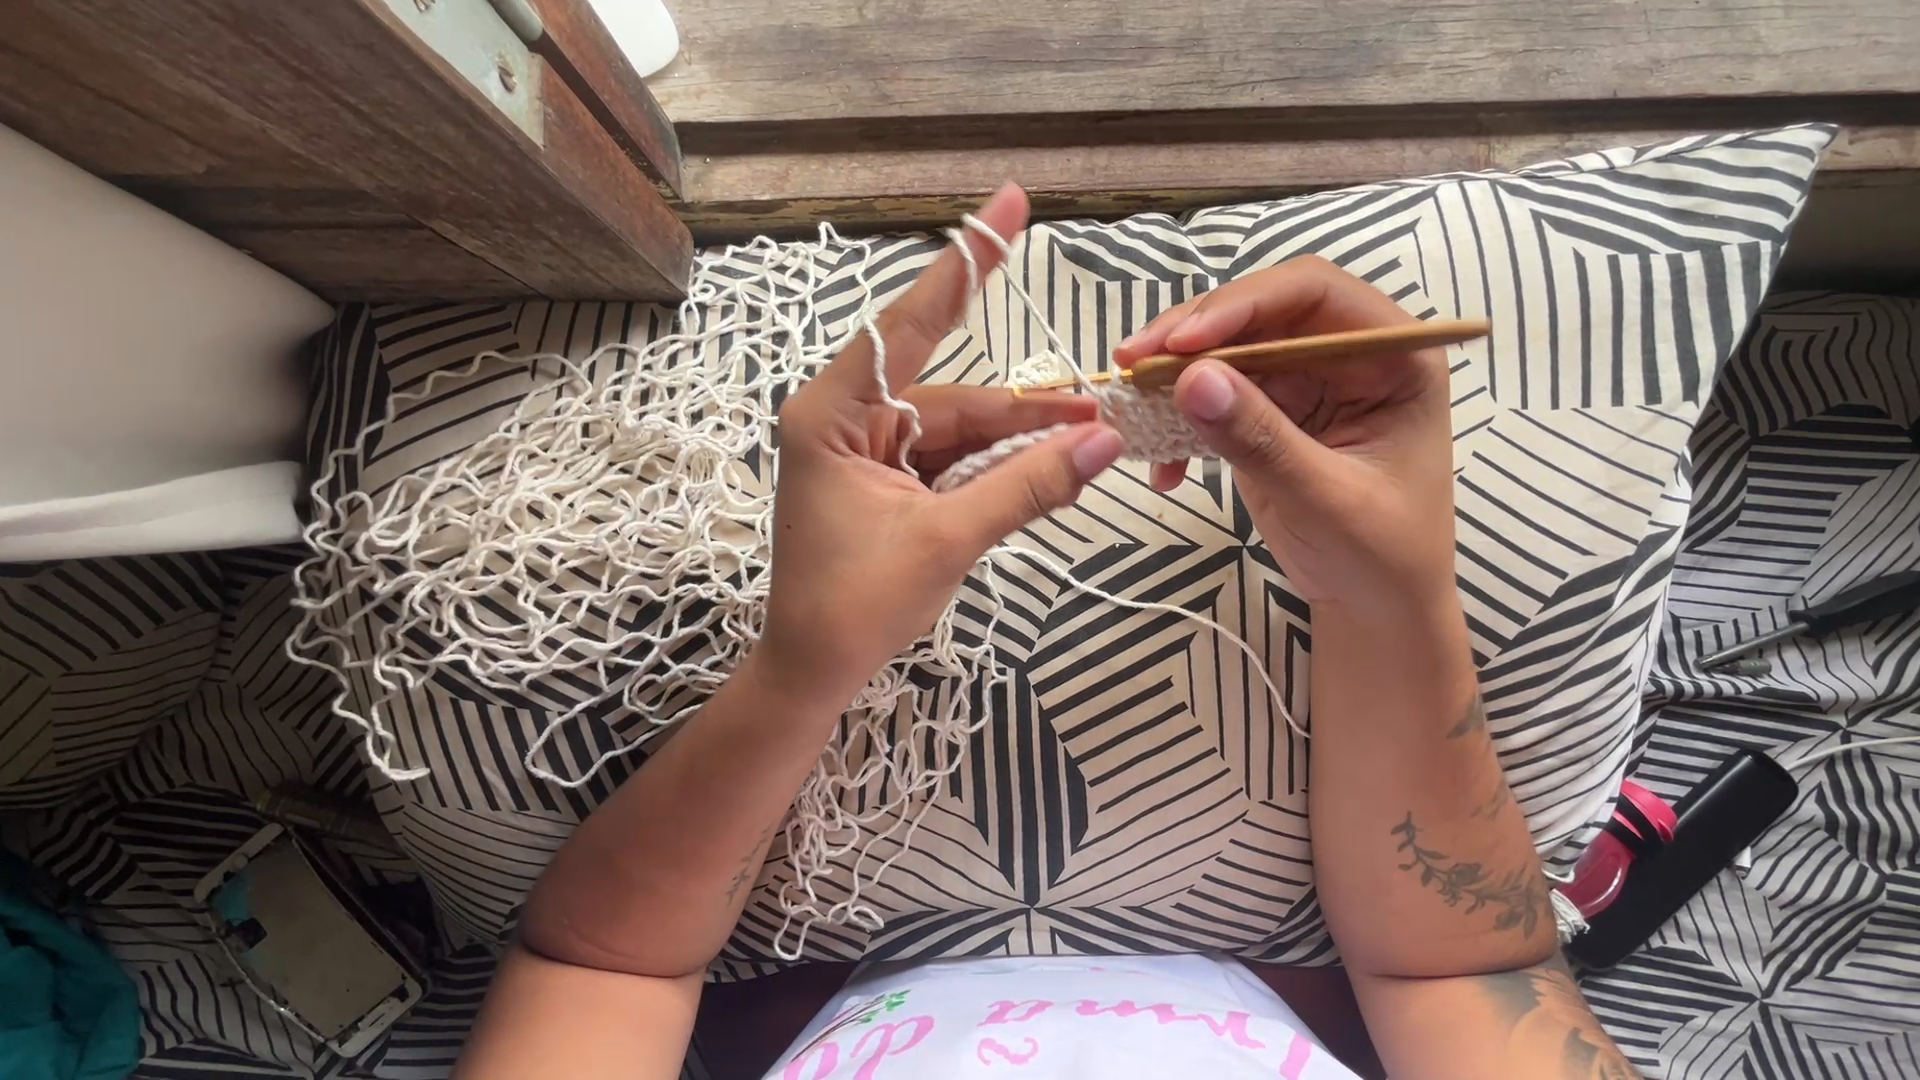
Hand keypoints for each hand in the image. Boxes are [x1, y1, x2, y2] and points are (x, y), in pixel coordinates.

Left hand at [758, 184, 1125, 704]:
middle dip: (1026, 408)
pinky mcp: (887, 480)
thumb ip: (1026, 486)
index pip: (913, 324)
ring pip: (959, 430)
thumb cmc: (855, 605)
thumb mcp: (946, 540)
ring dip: (1019, 440)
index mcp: (834, 412)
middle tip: (1099, 411)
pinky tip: (1045, 466)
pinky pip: (952, 459)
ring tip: (1087, 441)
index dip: (968, 263)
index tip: (1009, 203)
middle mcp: (848, 417)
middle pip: (953, 395)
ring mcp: (869, 449)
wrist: (813, 668)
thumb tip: (1103, 444)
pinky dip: (995, 467)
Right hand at [1115, 257, 1455, 615]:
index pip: (1314, 294)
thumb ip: (1260, 437)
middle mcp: (1345, 356)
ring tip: (1128, 399)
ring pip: (1227, 352)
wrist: (1371, 604)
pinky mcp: (1266, 416)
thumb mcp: (1323, 496)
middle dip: (1192, 335)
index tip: (1183, 343)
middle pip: (1259, 314)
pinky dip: (1179, 425)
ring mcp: (1302, 385)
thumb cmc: (1378, 554)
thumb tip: (1191, 379)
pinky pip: (1213, 399)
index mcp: (1392, 356)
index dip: (1244, 304)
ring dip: (1174, 375)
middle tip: (1132, 362)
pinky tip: (1162, 466)